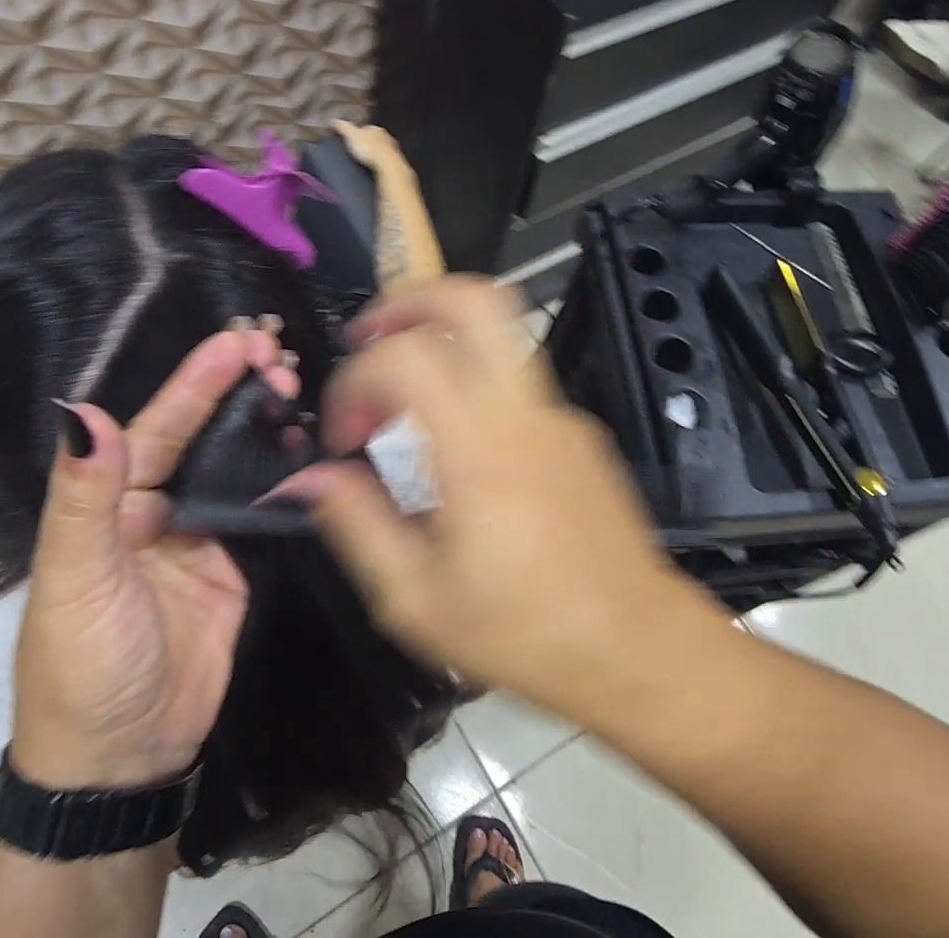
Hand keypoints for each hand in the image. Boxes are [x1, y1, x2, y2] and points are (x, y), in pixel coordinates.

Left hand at [9, 328, 298, 788]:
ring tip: (297, 389)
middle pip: (199, 437)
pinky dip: (282, 479)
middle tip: (278, 355)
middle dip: (235, 393)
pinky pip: (259, 512)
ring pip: (233, 467)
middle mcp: (153, 511)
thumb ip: (84, 500)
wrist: (122, 758)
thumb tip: (83, 411)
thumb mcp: (76, 584)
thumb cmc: (84, 667)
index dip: (193, 384)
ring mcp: (199, 540)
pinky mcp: (235, 570)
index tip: (235, 342)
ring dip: (262, 428)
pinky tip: (306, 448)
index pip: (153, 429)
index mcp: (107, 505)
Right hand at [287, 278, 702, 707]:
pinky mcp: (581, 437)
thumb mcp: (418, 599)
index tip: (343, 439)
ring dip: (441, 344)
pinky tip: (455, 454)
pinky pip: (518, 385)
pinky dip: (473, 389)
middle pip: (475, 299)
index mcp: (480, 452)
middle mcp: (526, 416)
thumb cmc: (527, 635)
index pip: (404, 358)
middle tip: (366, 340)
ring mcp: (561, 419)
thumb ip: (357, 525)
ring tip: (401, 404)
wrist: (639, 648)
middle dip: (408, 302)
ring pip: (499, 336)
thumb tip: (309, 479)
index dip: (353, 382)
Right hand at [333, 120, 412, 177]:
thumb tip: (333, 120)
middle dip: (368, 142)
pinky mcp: (396, 160)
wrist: (387, 164)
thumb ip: (343, 127)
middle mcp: (386, 136)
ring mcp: (393, 148)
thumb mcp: (351, 135)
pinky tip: (377, 166)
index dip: (359, 133)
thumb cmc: (368, 148)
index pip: (366, 128)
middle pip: (375, 138)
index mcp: (375, 128)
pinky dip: (382, 161)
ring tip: (367, 159)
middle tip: (360, 150)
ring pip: (382, 148)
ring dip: (376, 152)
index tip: (353, 140)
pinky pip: (387, 159)